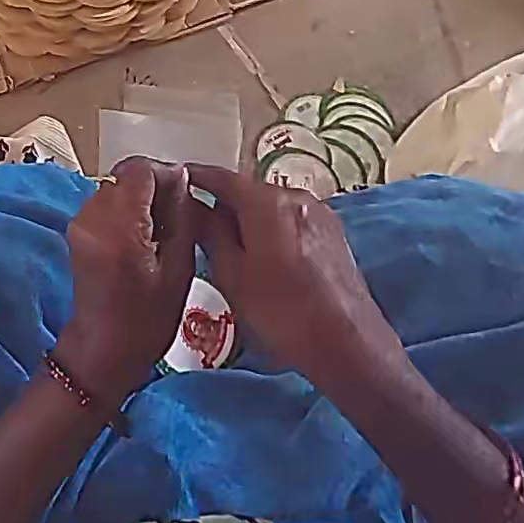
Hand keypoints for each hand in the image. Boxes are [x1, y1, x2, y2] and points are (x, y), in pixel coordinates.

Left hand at [51, 158, 197, 402]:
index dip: (166, 174)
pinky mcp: (76, 230)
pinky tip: (142, 235)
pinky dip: (125, 208)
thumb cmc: (146, 321)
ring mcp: (80, 223)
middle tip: (176, 212)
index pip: (140, 171)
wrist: (102, 351)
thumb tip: (182, 180)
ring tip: (160, 227)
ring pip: (115, 187)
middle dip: (153, 185)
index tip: (184, 192)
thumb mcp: (179, 271)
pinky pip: (105, 203)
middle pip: (126, 176)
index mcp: (119, 227)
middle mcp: (93, 217)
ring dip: (139, 197)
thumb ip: (182, 218)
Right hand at [185, 165, 401, 384]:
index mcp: (265, 201)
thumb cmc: (281, 312)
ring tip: (230, 248)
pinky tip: (264, 257)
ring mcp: (318, 212)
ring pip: (270, 206)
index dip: (195, 177)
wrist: (349, 345)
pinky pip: (290, 219)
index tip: (173, 181)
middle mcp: (294, 195)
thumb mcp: (231, 275)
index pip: (221, 177)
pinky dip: (271, 229)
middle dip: (222, 204)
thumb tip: (194, 205)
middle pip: (247, 190)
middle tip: (197, 227)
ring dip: (248, 218)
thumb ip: (210, 232)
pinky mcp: (332, 232)